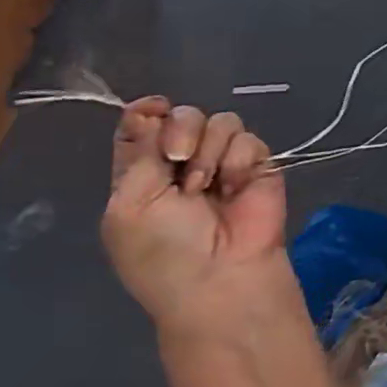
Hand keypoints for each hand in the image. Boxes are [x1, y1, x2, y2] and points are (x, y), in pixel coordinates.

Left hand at [101, 97, 288, 343]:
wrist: (221, 277)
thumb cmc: (164, 250)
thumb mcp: (129, 205)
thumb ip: (139, 150)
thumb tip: (149, 109)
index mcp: (143, 173)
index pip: (143, 124)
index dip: (147, 111)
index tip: (155, 109)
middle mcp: (183, 162)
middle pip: (182, 114)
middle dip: (181, 129)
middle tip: (179, 158)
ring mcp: (222, 162)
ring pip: (218, 121)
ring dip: (210, 151)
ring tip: (208, 186)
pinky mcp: (257, 164)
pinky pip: (248, 138)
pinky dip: (239, 160)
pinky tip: (235, 187)